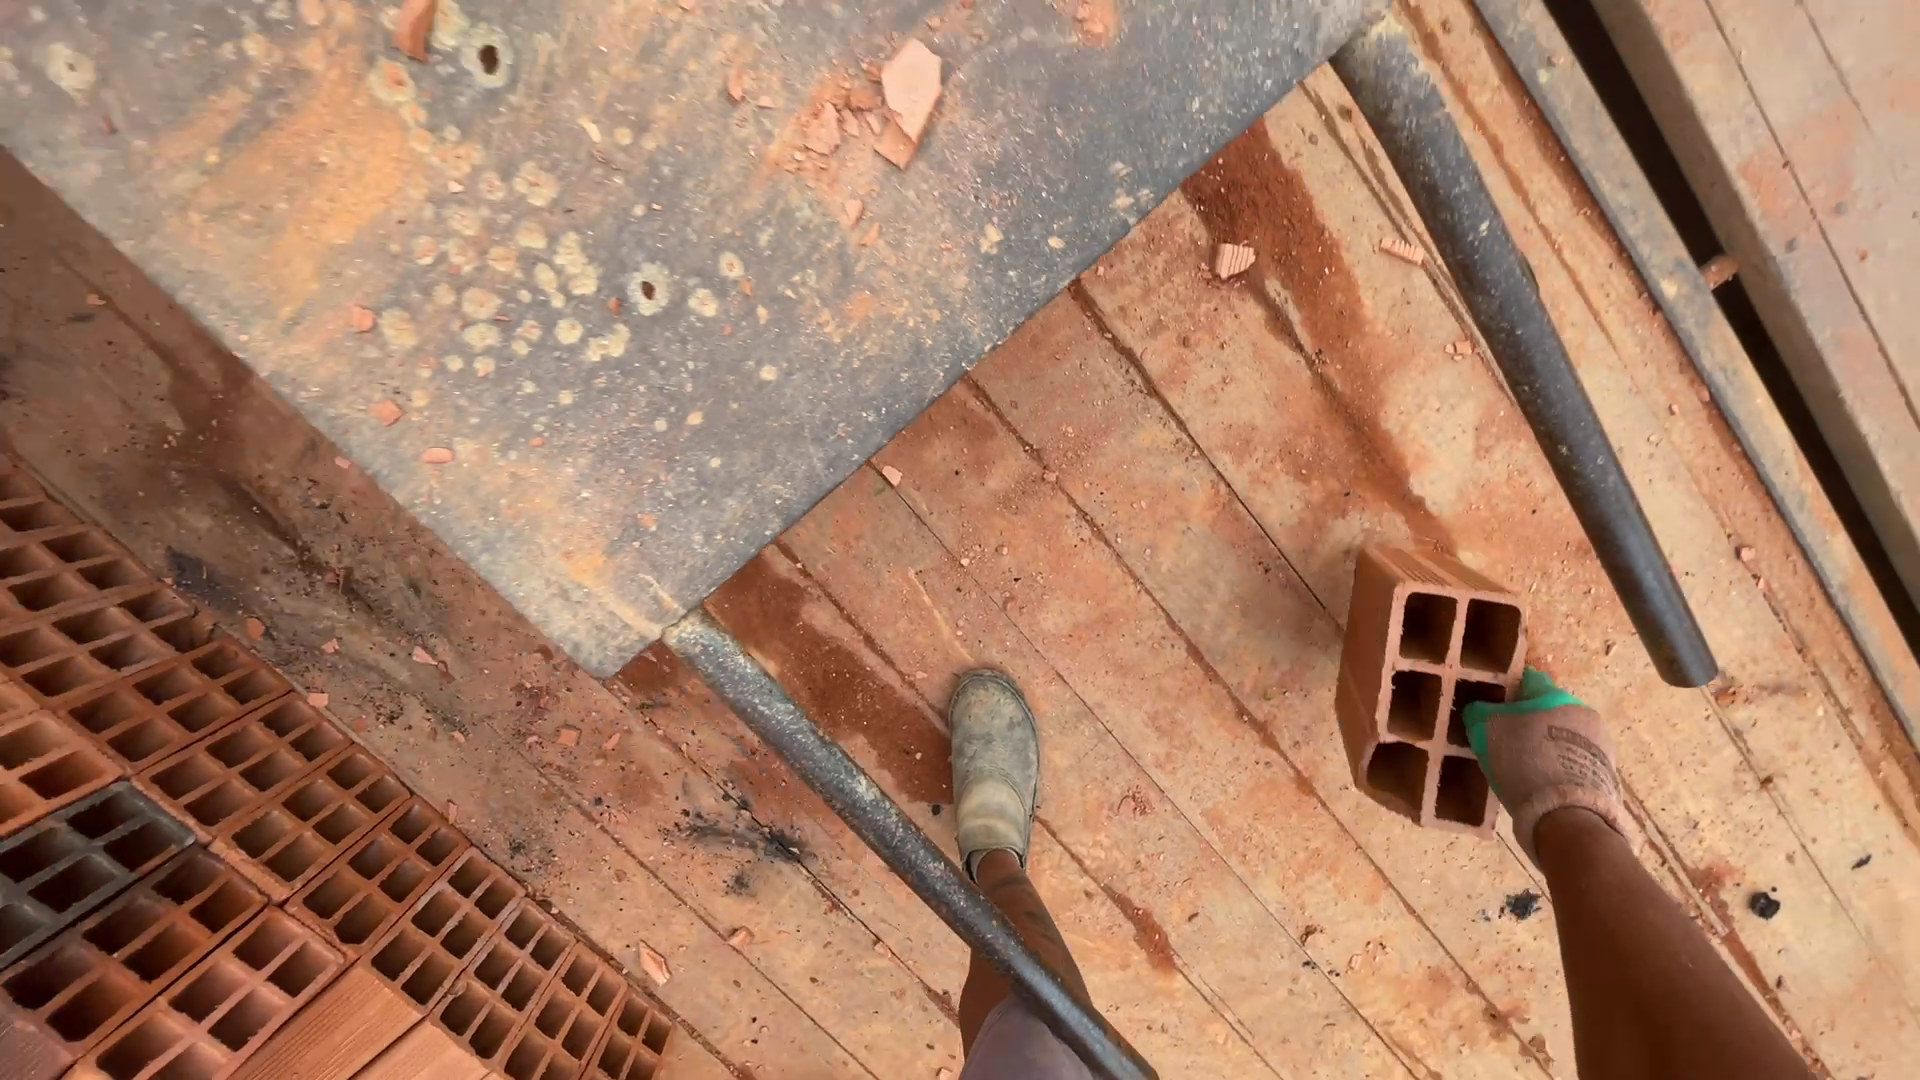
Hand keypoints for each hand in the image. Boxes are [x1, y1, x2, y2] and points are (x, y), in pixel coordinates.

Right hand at [1462, 668, 1632, 865]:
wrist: (1566, 813)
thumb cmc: (1522, 761)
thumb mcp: (1485, 730)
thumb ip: (1479, 711)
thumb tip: (1479, 708)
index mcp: (1554, 697)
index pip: (1526, 681)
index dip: (1506, 692)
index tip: (1492, 706)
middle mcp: (1583, 713)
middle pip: (1547, 709)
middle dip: (1528, 719)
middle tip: (1504, 736)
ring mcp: (1600, 744)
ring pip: (1562, 734)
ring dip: (1545, 742)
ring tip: (1523, 762)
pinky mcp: (1606, 771)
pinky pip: (1573, 759)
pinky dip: (1558, 764)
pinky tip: (1542, 780)